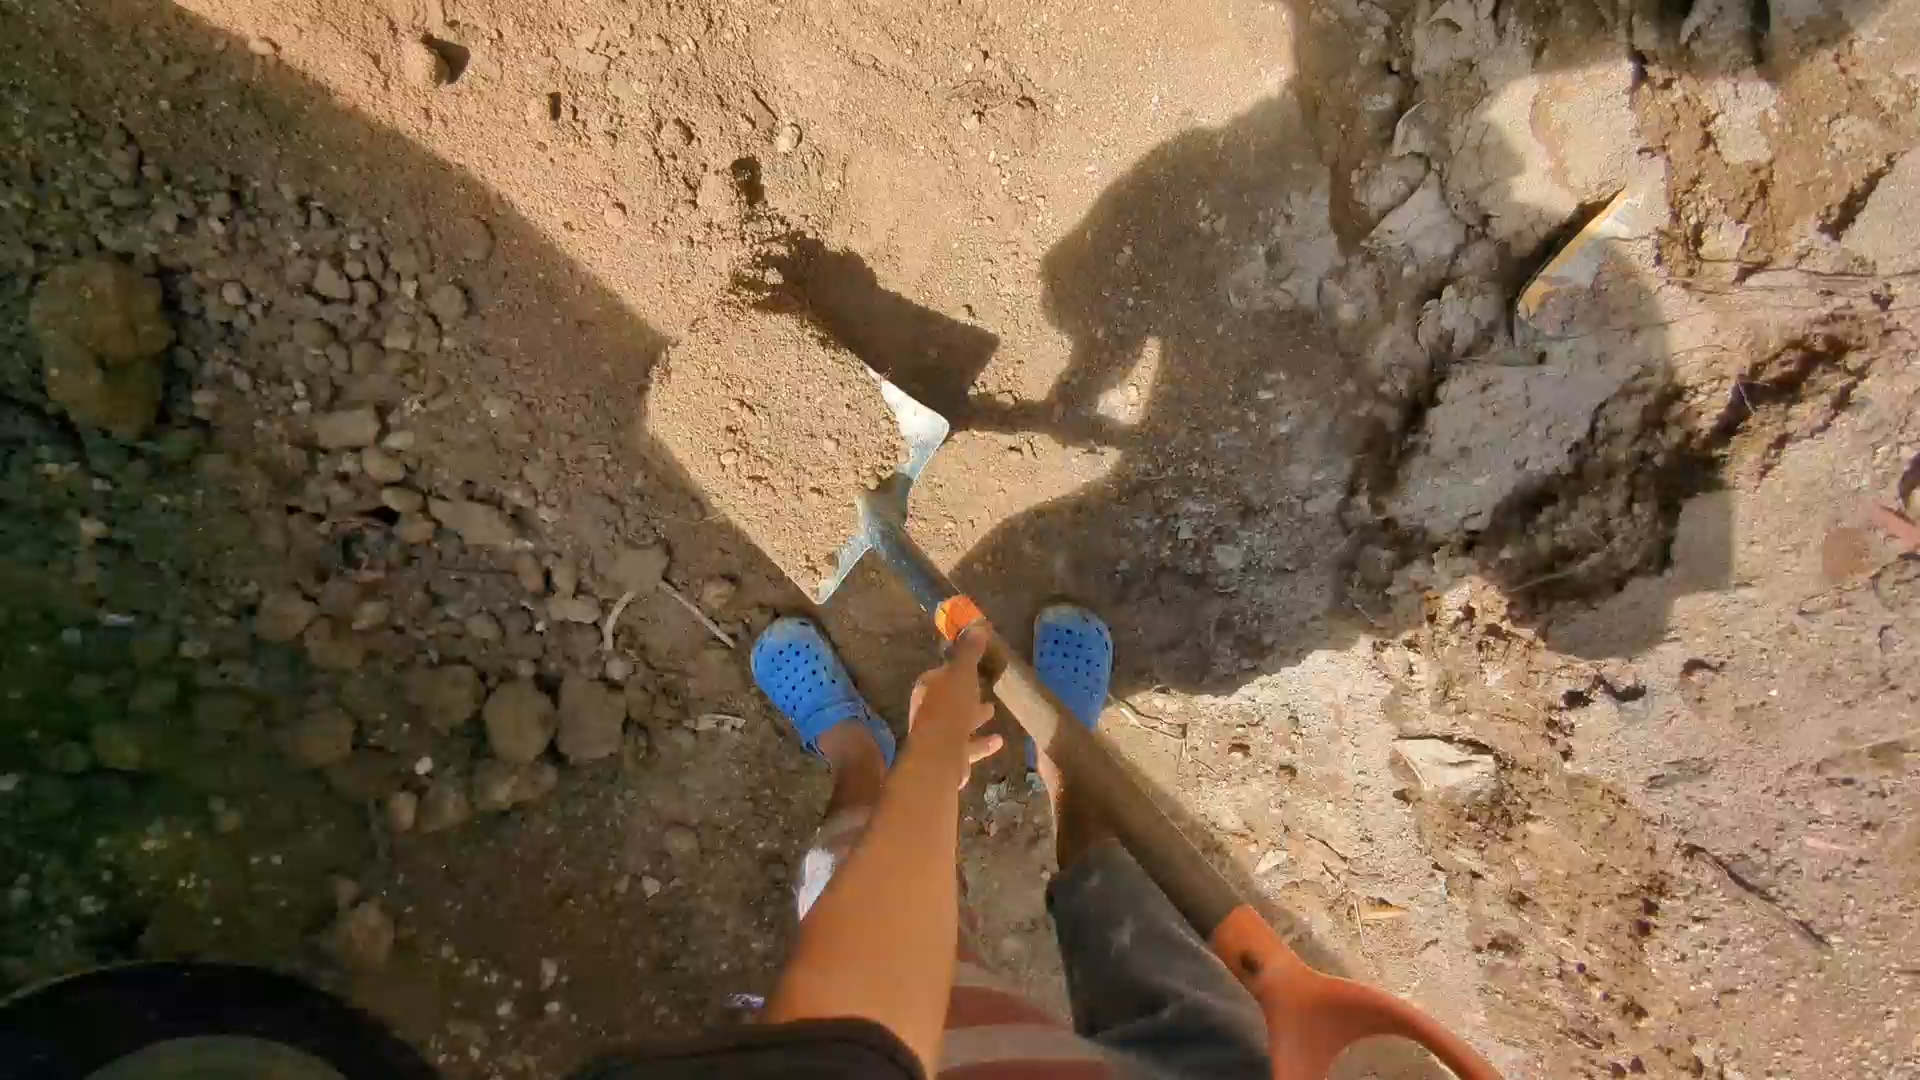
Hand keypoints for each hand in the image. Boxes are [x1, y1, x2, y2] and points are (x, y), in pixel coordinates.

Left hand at [907, 625, 1002, 785]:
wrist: (941, 755)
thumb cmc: (951, 708)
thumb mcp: (962, 672)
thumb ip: (969, 651)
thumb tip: (976, 626)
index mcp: (927, 688)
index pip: (941, 673)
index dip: (957, 668)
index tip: (974, 666)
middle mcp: (928, 710)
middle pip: (950, 698)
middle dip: (967, 693)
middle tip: (984, 688)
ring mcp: (937, 735)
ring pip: (959, 722)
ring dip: (975, 716)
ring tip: (993, 711)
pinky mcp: (949, 756)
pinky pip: (968, 745)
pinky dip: (982, 742)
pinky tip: (999, 741)